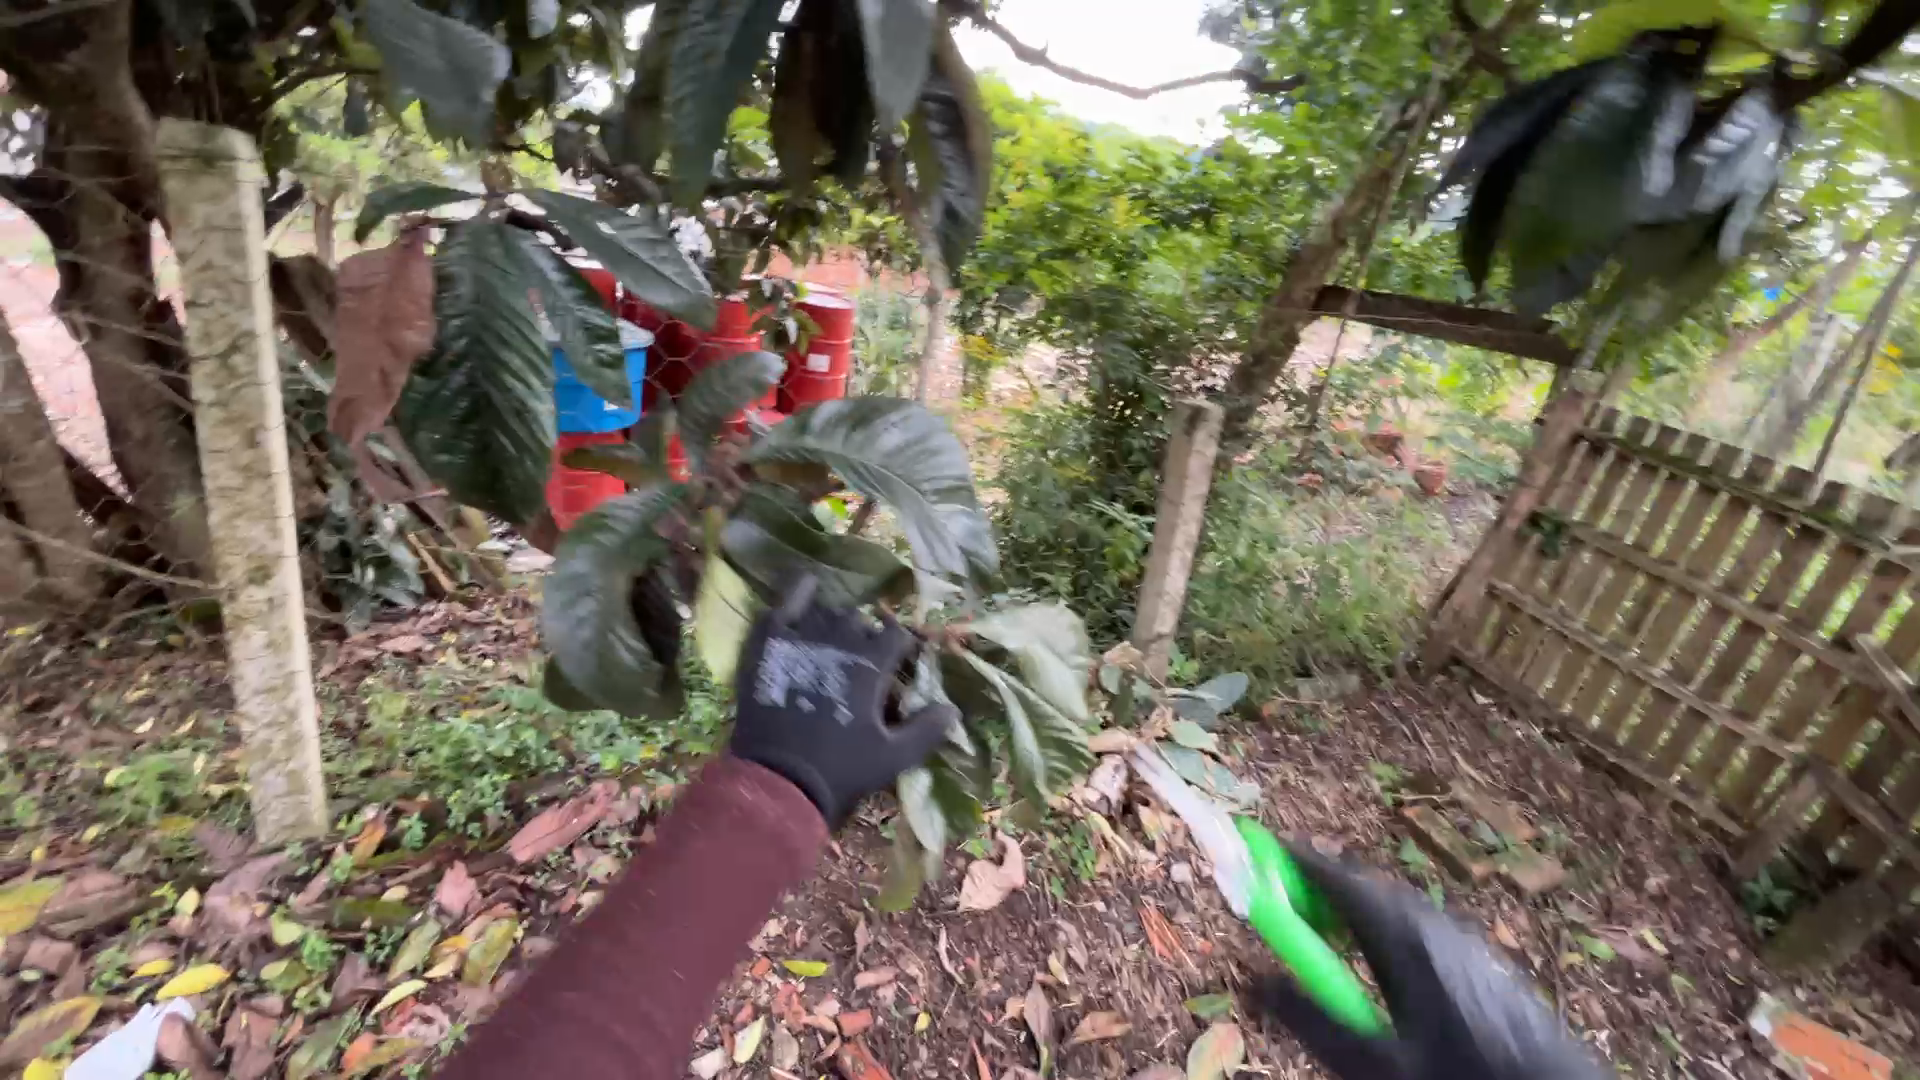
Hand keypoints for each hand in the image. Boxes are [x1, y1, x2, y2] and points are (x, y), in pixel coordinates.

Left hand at [730, 578, 956, 826]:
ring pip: (827, 613)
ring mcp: (802, 639)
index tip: (898, 660)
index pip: (896, 635)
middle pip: (861, 622)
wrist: (777, 782)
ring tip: (833, 642)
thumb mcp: (893, 757)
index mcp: (871, 665)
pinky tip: (808, 583)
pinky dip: (797, 591)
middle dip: (866, 638)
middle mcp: (840, 642)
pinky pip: (784, 604)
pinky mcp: (769, 644)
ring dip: (836, 623)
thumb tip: (953, 709)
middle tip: (861, 664)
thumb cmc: (840, 769)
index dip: (900, 645)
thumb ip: (927, 730)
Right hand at [1250, 847, 1607, 1079]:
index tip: (1256, 855)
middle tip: (1283, 906)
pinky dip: (1381, 930)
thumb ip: (1309, 1018)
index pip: (1334, 877)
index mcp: (1402, 936)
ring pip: (1391, 906)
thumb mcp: (1374, 1065)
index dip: (1291, 860)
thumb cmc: (1460, 1079)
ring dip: (1350, 910)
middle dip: (1317, 887)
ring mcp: (1463, 940)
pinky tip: (1380, 972)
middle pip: (1362, 886)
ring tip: (1324, 939)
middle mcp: (1433, 923)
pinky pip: (1416, 926)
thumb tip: (1251, 979)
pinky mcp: (1482, 962)